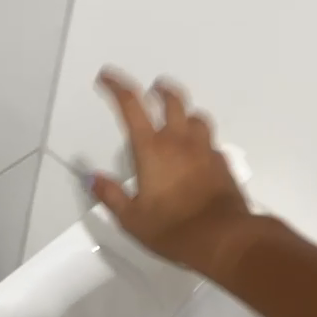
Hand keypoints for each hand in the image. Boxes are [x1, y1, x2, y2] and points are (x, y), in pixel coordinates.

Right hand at [92, 69, 260, 277]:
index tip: (107, 77)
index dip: (116, 86)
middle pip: (172, 100)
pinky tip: (198, 154)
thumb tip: (93, 177)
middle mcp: (180, 141)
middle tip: (154, 89)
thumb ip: (111, 195)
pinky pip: (211, 143)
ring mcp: (206, 151)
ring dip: (185, 113)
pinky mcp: (223, 165)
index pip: (131, 105)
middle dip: (160, 90)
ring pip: (197, 117)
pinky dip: (201, 142)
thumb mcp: (132, 219)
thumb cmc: (172, 230)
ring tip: (179, 120)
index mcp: (152, 149)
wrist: (224, 239)